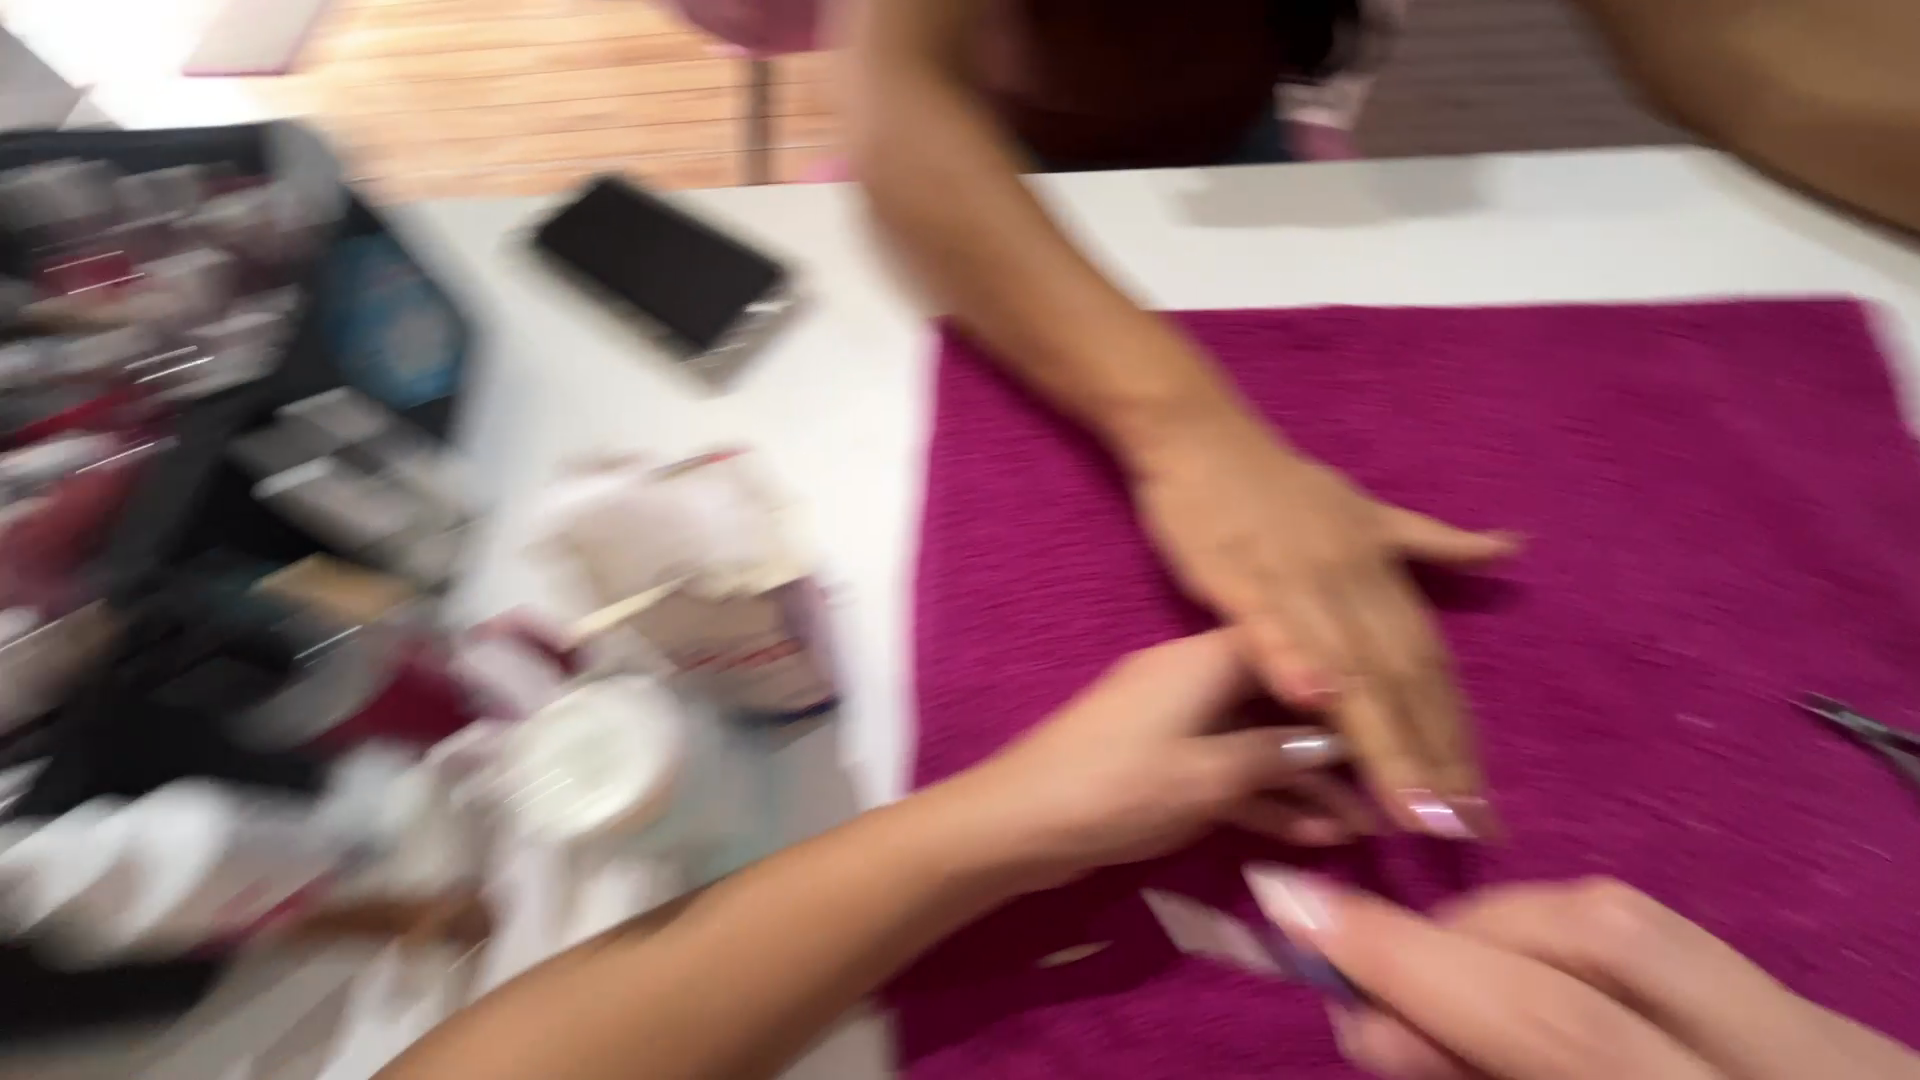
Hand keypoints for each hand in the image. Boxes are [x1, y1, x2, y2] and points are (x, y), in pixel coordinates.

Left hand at [936, 631, 1373, 890]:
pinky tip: (1311, 834)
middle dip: (1331, 745)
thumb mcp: (1208, 774)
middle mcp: (1189, 677)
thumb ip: (1274, 757)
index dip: (1344, 681)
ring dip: (1302, 782)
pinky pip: (1224, 768)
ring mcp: (1173, 719)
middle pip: (1276, 698)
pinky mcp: (1160, 758)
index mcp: (1200, 660)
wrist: (1023, 820)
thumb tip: (1333, 746)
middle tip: (1391, 788)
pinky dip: (1261, 797)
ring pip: (1253, 741)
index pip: (1289, 650)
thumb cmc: (1120, 786)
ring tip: (1365, 826)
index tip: (1397, 715)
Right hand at [1127, 412, 1517, 835]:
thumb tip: (1508, 550)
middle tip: (1464, 835)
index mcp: (1377, 571)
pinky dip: (1292, 657)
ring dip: (1381, 738)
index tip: (1481, 807)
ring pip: (1344, 665)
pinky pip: (1266, 622)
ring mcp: (1293, 577)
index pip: (1430, 666)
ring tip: (1410, 813)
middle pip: (1401, 679)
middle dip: (1434, 758)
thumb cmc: (1273, 481)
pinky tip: (1313, 702)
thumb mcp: (1362, 507)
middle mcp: (1349, 580)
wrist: (1197, 436)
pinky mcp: (1233, 573)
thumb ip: (1428, 541)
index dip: (1458, 735)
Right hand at [1247, 870, 1919, 1079]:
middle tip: (1364, 950)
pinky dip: (1552, 948)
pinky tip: (1522, 989)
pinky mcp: (1840, 1024)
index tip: (1290, 904)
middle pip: (1600, 932)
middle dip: (1449, 932)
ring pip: (1624, 916)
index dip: (1409, 962)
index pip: (1558, 1029)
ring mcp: (1844, 1043)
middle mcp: (1817, 1069)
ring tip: (1446, 979)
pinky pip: (1657, 940)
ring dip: (1496, 930)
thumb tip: (1367, 1020)